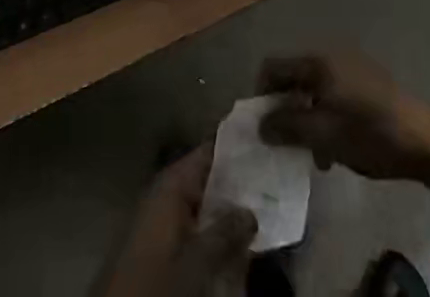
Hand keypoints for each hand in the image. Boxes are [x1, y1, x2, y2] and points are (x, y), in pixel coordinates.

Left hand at [95, 144, 256, 296]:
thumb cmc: (156, 282)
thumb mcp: (196, 262)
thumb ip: (224, 234)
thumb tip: (251, 210)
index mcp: (170, 186)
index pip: (205, 154)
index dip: (234, 150)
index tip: (263, 146)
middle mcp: (164, 195)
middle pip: (206, 179)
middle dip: (236, 183)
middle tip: (272, 183)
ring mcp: (160, 221)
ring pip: (201, 205)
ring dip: (226, 210)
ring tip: (264, 212)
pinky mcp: (159, 246)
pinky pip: (193, 227)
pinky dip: (213, 230)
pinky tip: (237, 242)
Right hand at [257, 52, 429, 181]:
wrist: (428, 142)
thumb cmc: (369, 134)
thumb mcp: (322, 134)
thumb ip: (286, 127)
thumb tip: (260, 125)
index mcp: (318, 62)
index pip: (273, 66)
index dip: (261, 93)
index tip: (263, 125)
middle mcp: (332, 57)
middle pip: (293, 77)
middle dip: (285, 109)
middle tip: (285, 141)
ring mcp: (353, 69)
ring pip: (314, 90)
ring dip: (306, 117)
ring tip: (313, 152)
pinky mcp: (368, 84)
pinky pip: (333, 95)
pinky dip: (325, 115)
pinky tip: (335, 146)